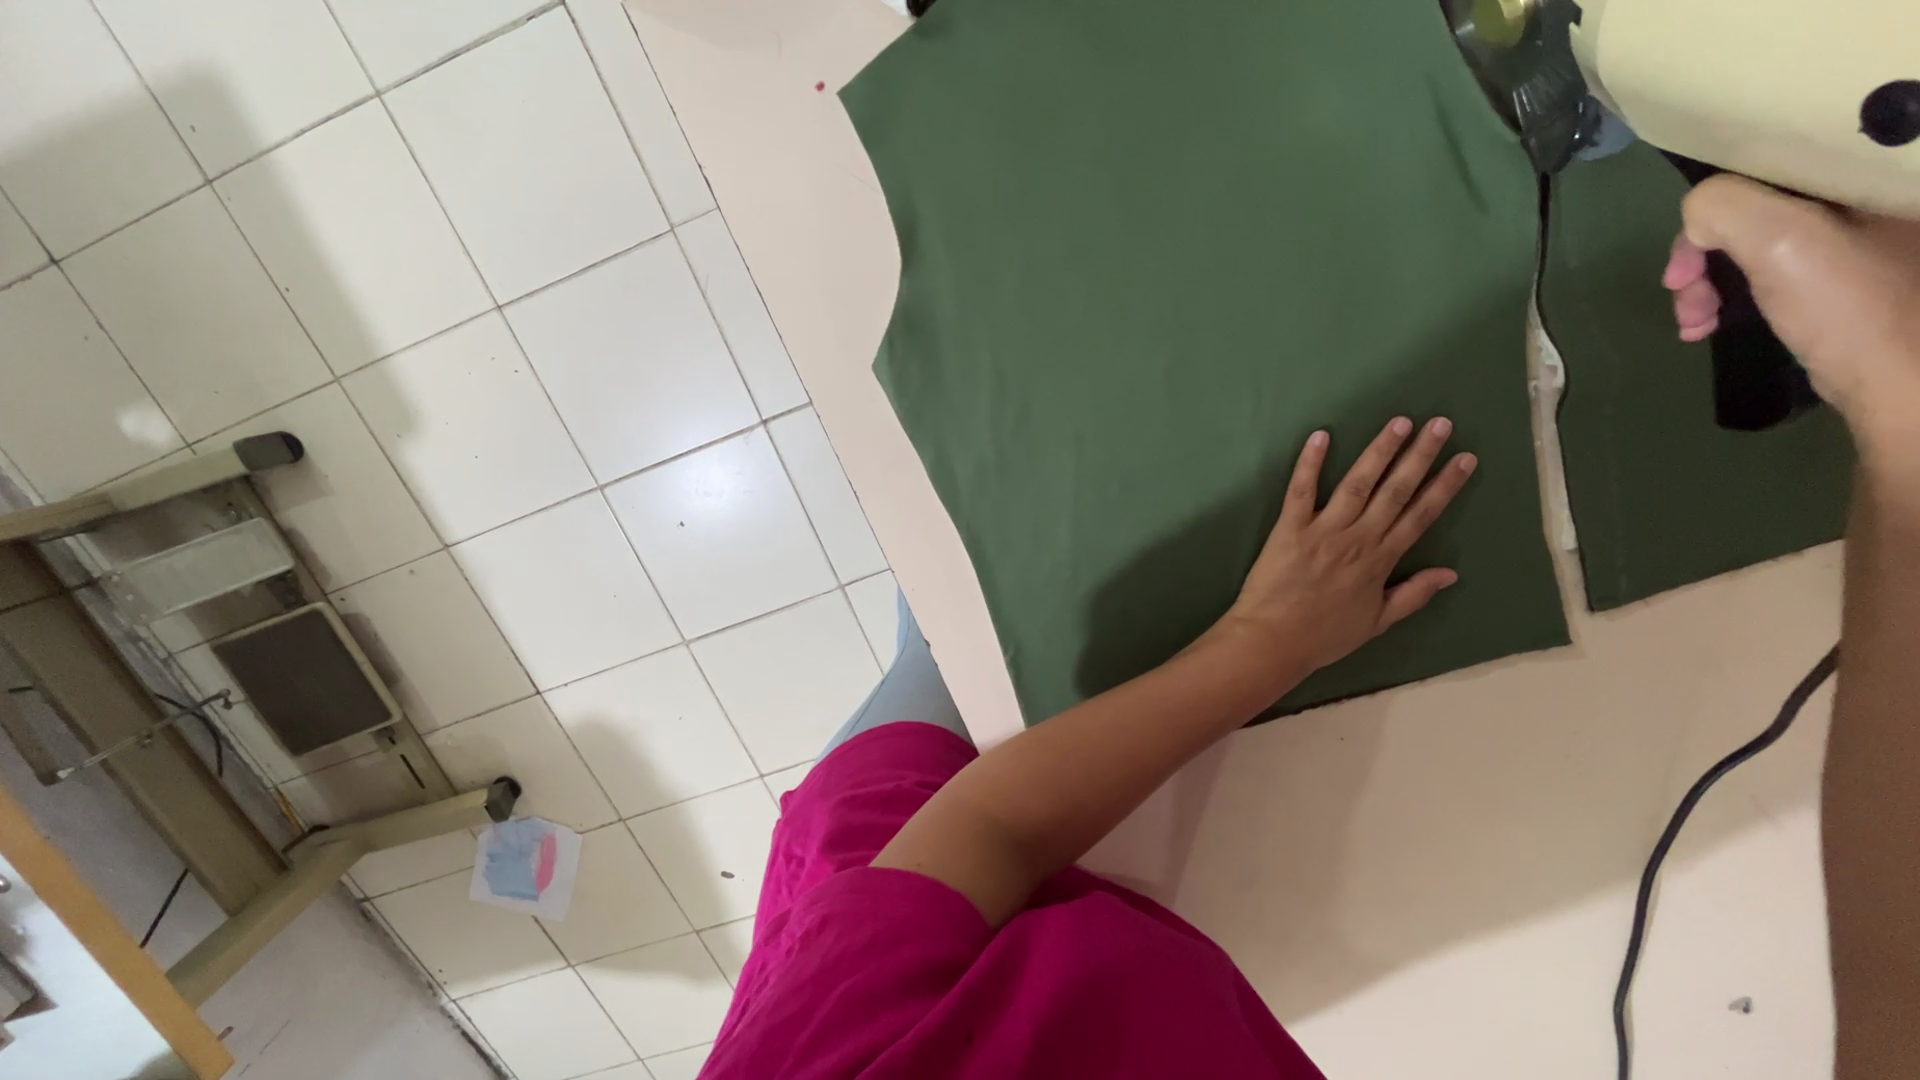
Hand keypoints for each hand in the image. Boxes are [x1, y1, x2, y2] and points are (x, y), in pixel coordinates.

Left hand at [1203, 416, 1475, 693]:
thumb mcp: (1377, 622)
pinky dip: (1310, 463)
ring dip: (1380, 451)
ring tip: (1400, 422)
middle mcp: (1358, 539)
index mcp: (1381, 560)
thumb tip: (1451, 573)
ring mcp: (1323, 531)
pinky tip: (1321, 435)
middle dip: (1420, 456)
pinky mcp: (1289, 529)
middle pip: (1396, 491)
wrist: (1273, 641)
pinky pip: (1301, 491)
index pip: (1421, 515)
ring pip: (1358, 483)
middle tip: (1441, 424)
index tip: (1465, 458)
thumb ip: (1413, 594)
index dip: (1445, 485)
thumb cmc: (1323, 635)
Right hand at [1664, 175, 1919, 453]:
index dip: (1719, 205)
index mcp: (1883, 170)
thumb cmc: (1858, 313)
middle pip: (1763, 204)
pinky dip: (1739, 294)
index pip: (1774, 160)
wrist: (1914, 396)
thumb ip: (1727, 207)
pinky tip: (1717, 324)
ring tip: (1695, 323)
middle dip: (1707, 254)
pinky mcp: (1865, 277)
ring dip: (1713, 281)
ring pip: (1764, 239)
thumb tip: (1696, 218)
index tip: (1690, 259)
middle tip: (1684, 298)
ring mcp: (1879, 239)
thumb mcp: (1782, 243)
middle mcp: (1886, 195)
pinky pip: (1781, 267)